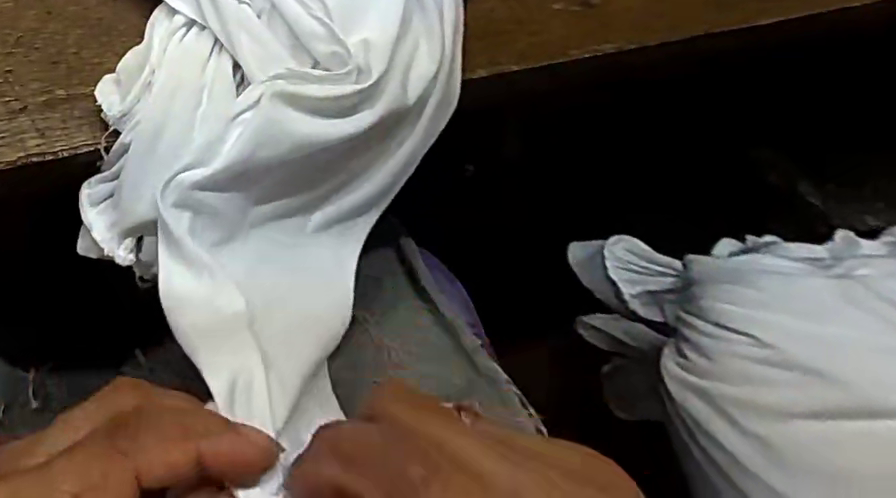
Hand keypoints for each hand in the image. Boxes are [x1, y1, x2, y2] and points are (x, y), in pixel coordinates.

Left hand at [0, 377, 280, 497]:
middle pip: (126, 405)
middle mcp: (20, 460)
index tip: (264, 451)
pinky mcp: (22, 462)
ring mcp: (18, 455)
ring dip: (173, 419)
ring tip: (218, 450)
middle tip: (248, 452)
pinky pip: (94, 422)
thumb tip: (225, 487)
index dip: (204, 442)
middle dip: (195, 423)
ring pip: (112, 403)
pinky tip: (171, 456)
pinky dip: (143, 431)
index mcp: (33, 496)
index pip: (132, 441)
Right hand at [288, 381, 641, 497]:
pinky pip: (496, 432)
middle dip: (356, 443)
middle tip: (348, 493)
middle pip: (395, 406)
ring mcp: (557, 455)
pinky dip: (466, 459)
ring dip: (409, 443)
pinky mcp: (592, 461)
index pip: (358, 452)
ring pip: (442, 408)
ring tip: (410, 494)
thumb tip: (334, 494)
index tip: (303, 497)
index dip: (315, 470)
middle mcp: (507, 467)